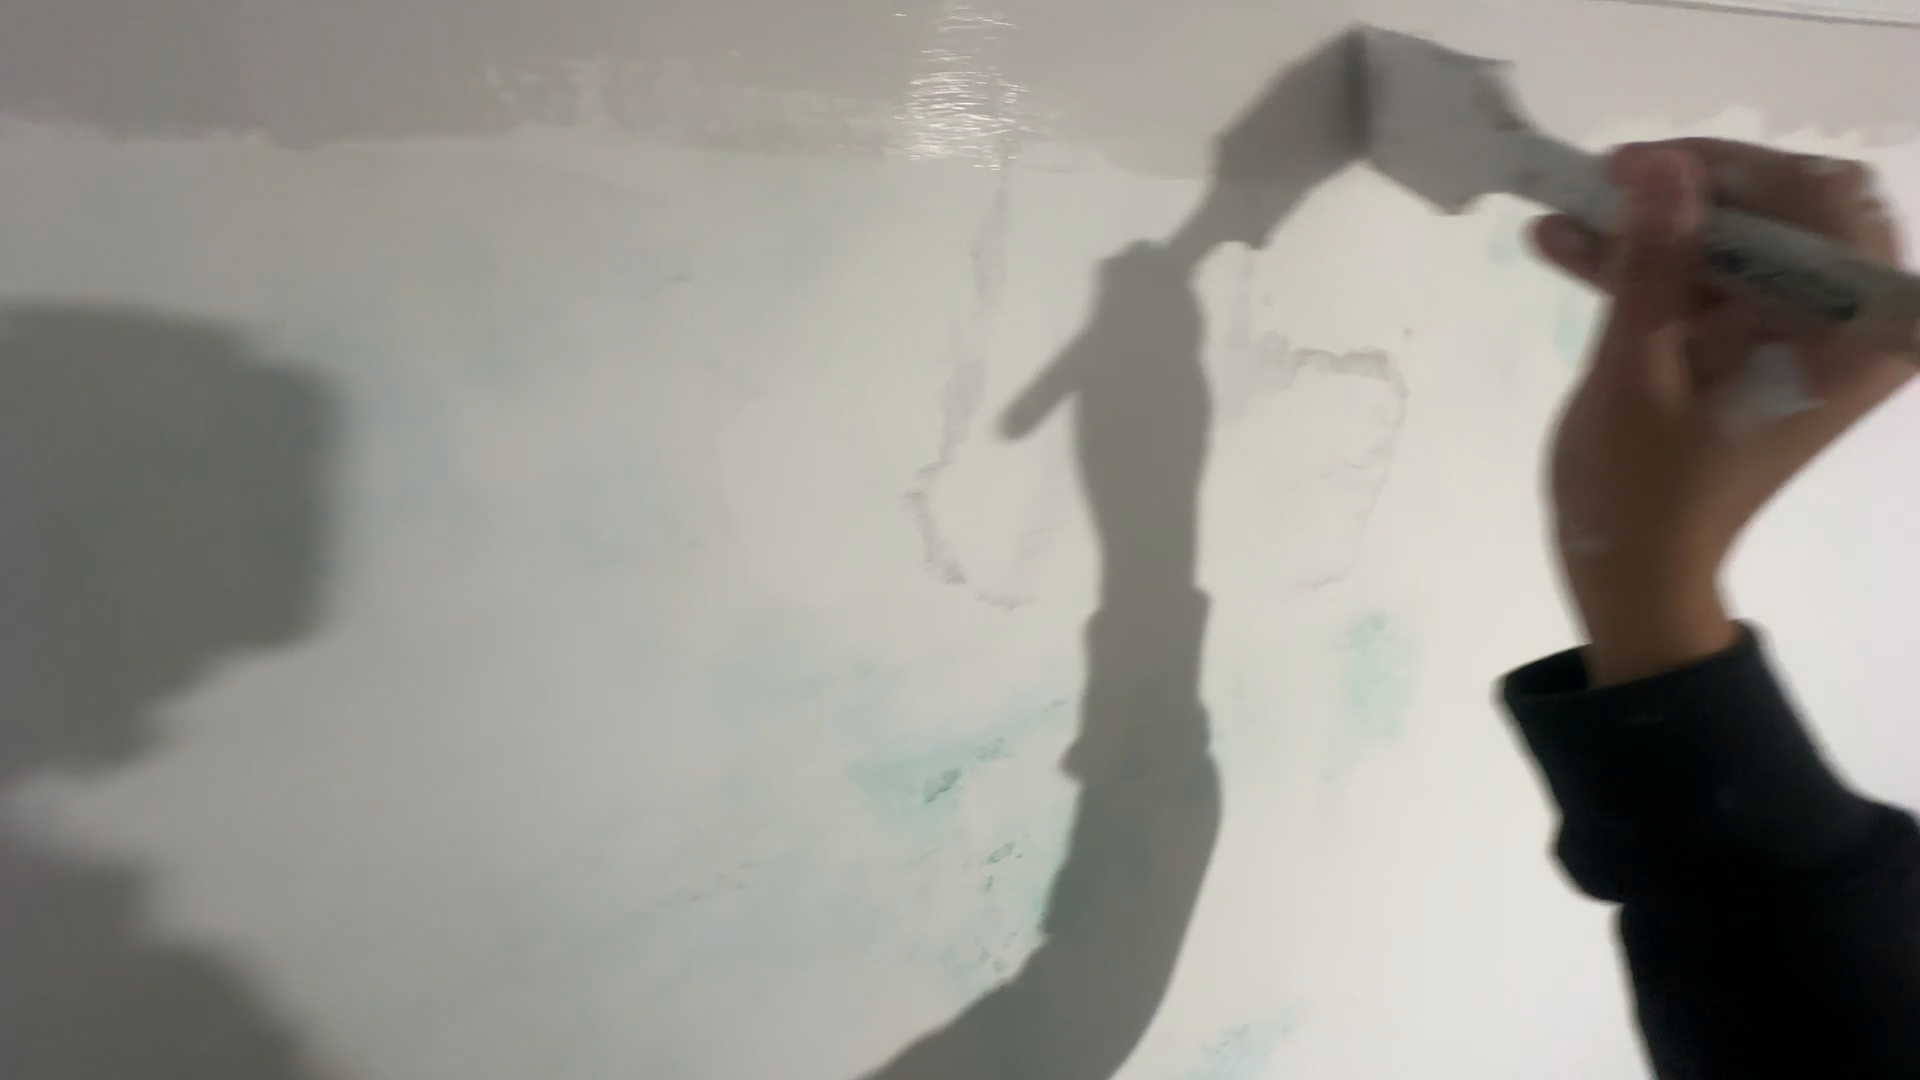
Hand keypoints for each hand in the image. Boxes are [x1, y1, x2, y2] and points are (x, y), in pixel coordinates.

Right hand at [1531, 139, 1912, 683]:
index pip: (1815, 202)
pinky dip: (1636, 276)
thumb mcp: (1636, 372)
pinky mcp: (1743, 355)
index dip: (1723, 170)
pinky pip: (1696, 294)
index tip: (1629, 164)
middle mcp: (1847, 321)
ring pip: (1721, 253)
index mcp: (1858, 328)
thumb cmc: (1636, 487)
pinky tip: (1567, 251)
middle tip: (1589, 184)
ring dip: (1641, 236)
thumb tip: (1652, 164)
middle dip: (1675, 200)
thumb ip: (1650, 266)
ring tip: (1557, 216)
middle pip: (1771, 220)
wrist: (1629, 569)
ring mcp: (1792, 339)